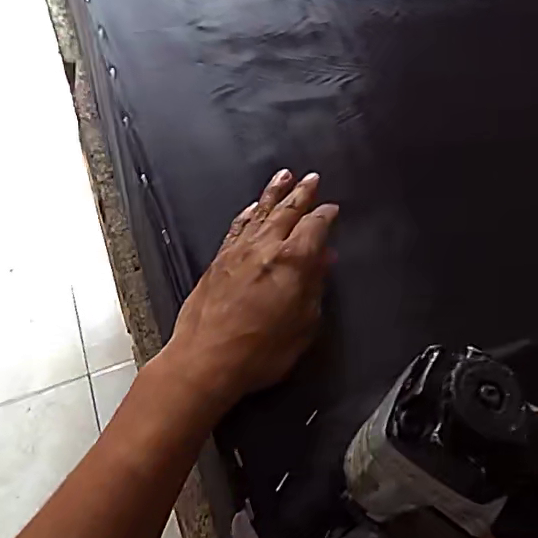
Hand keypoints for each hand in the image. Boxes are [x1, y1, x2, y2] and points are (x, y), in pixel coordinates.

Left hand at [163, 170, 338, 406]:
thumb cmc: (259, 351)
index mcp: (292, 261)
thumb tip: (323, 262)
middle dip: (302, 193)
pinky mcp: (218, 261)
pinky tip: (252, 208)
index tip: (332, 208)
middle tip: (311, 178)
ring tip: (284, 176)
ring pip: (260, 212)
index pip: (315, 227)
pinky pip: (237, 227)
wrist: (205, 360)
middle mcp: (265, 248)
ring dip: (274, 192)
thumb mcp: (304, 325)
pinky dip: (248, 214)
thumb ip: (315, 288)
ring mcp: (238, 251)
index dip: (326, 215)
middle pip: (287, 210)